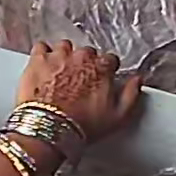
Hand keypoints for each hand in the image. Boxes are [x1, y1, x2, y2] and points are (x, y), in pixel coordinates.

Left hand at [16, 40, 142, 141]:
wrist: (48, 128)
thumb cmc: (82, 125)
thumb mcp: (118, 117)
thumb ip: (132, 94)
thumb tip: (138, 80)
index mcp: (102, 67)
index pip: (110, 60)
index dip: (106, 71)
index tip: (101, 80)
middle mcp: (81, 57)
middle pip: (87, 53)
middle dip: (85, 64)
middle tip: (80, 83)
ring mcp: (58, 56)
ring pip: (65, 47)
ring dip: (64, 57)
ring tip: (61, 74)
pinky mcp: (37, 59)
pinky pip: (41, 47)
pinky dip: (43, 55)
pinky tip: (44, 67)